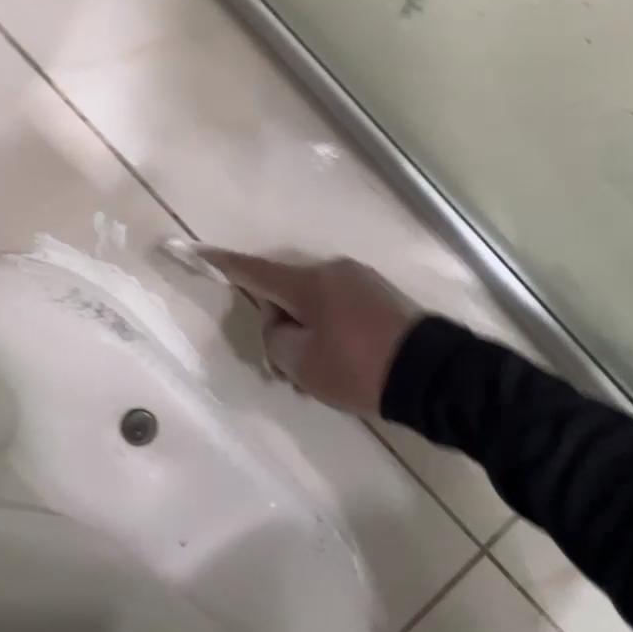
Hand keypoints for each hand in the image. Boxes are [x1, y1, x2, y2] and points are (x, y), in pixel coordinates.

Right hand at [197, 249, 421, 416]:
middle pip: (287, 293)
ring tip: (318, 380)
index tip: (200, 251)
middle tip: (289, 372)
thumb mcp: (303, 363)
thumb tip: (282, 325)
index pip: (257, 271)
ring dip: (306, 336)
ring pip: (314, 306)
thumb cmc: (359, 368)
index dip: (226, 265)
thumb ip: (276, 339)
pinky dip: (329, 335)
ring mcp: (361, 282)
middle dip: (280, 328)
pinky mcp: (382, 298)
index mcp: (310, 282)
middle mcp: (334, 272)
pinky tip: (340, 369)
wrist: (432, 375)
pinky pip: (339, 310)